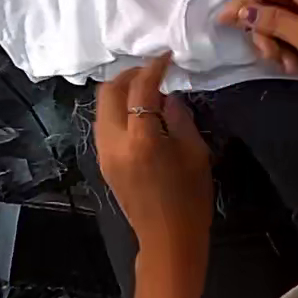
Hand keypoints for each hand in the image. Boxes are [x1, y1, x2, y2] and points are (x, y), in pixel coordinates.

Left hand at [94, 55, 213, 273]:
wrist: (167, 240)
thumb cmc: (190, 199)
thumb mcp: (195, 154)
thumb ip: (179, 118)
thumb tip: (168, 96)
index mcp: (141, 140)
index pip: (140, 89)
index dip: (154, 68)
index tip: (166, 57)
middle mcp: (114, 142)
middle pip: (109, 92)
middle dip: (130, 75)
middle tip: (154, 72)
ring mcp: (104, 153)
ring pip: (102, 107)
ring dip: (122, 92)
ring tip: (148, 92)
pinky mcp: (103, 162)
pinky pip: (104, 124)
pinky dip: (118, 111)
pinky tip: (140, 114)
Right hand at [215, 0, 297, 99]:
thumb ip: (271, 20)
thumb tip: (243, 10)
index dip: (243, 3)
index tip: (223, 21)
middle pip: (276, 5)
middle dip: (267, 32)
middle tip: (270, 56)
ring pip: (288, 22)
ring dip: (282, 45)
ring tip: (290, 65)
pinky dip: (297, 47)